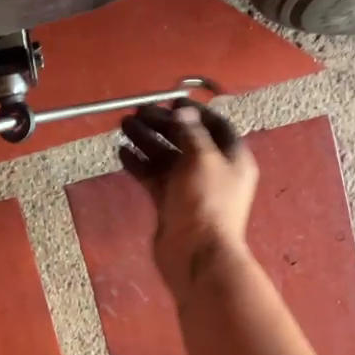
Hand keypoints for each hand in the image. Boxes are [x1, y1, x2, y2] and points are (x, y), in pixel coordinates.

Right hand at [119, 101, 257, 293]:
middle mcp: (212, 170)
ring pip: (167, 157)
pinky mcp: (170, 203)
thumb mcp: (202, 159)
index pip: (214, 125)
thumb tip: (183, 110)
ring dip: (146, 141)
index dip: (193, 112)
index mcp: (231, 157)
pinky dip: (140, 164)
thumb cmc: (206, 202)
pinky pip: (154, 178)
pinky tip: (122, 152)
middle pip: (185, 139)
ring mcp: (190, 188)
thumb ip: (191, 132)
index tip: (169, 101)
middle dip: (162, 124)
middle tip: (137, 112)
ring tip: (123, 126)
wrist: (196, 253)